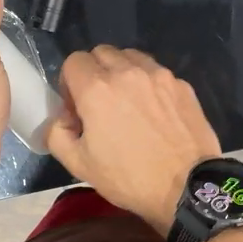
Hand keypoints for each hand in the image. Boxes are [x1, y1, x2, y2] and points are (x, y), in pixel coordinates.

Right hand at [46, 46, 222, 232]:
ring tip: (127, 102)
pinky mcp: (182, 85)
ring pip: (131, 56)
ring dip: (121, 71)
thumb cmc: (128, 178)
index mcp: (96, 89)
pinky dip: (148, 83)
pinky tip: (153, 111)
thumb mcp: (78, 164)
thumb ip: (56, 133)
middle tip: (99, 103)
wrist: (186, 188)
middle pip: (101, 53)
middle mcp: (127, 72)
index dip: (69, 83)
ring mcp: (159, 76)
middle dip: (94, 72)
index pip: (73, 61)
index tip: (76, 107)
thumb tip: (62, 119)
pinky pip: (156, 72)